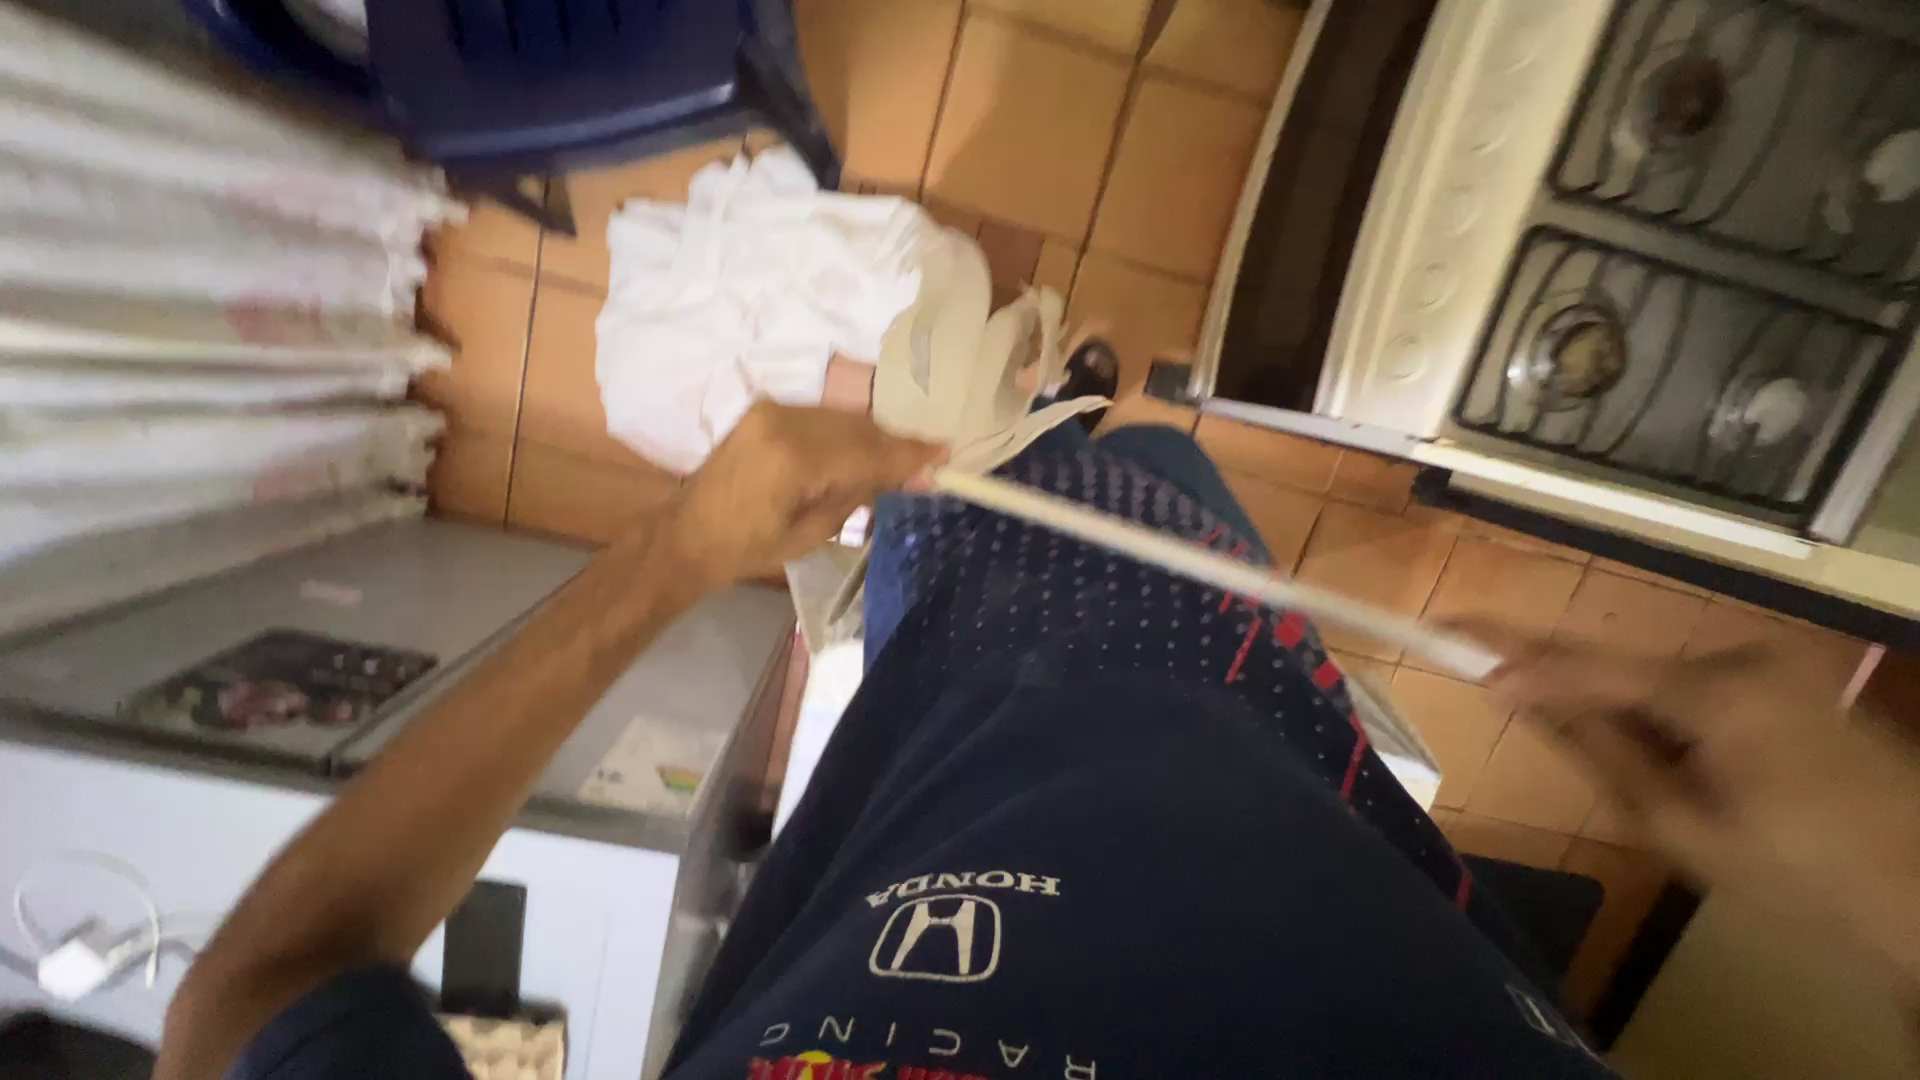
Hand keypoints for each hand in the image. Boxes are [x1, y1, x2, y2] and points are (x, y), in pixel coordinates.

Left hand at [663, 401, 943, 584]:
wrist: (689, 532)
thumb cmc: (751, 547)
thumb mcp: (815, 531)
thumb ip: (863, 493)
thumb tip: (912, 476)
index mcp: (793, 459)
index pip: (867, 451)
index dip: (909, 454)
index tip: (944, 454)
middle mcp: (784, 422)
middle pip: (860, 427)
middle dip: (896, 445)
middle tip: (928, 463)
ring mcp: (773, 410)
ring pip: (845, 418)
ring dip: (874, 437)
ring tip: (898, 460)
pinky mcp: (768, 408)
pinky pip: (824, 416)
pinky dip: (849, 432)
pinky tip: (863, 450)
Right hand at [1485, 638, 1919, 977]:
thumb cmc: (1802, 875)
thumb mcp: (1672, 821)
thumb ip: (1590, 743)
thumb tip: (1512, 690)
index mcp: (1714, 694)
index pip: (1581, 664)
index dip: (1506, 653)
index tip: (1440, 631)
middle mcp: (1741, 661)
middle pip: (1614, 667)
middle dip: (1561, 689)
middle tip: (1503, 698)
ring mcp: (1770, 670)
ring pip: (1649, 680)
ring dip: (1612, 710)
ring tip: (1622, 771)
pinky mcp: (1786, 686)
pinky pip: (1687, 689)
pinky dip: (1655, 716)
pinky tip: (1673, 765)